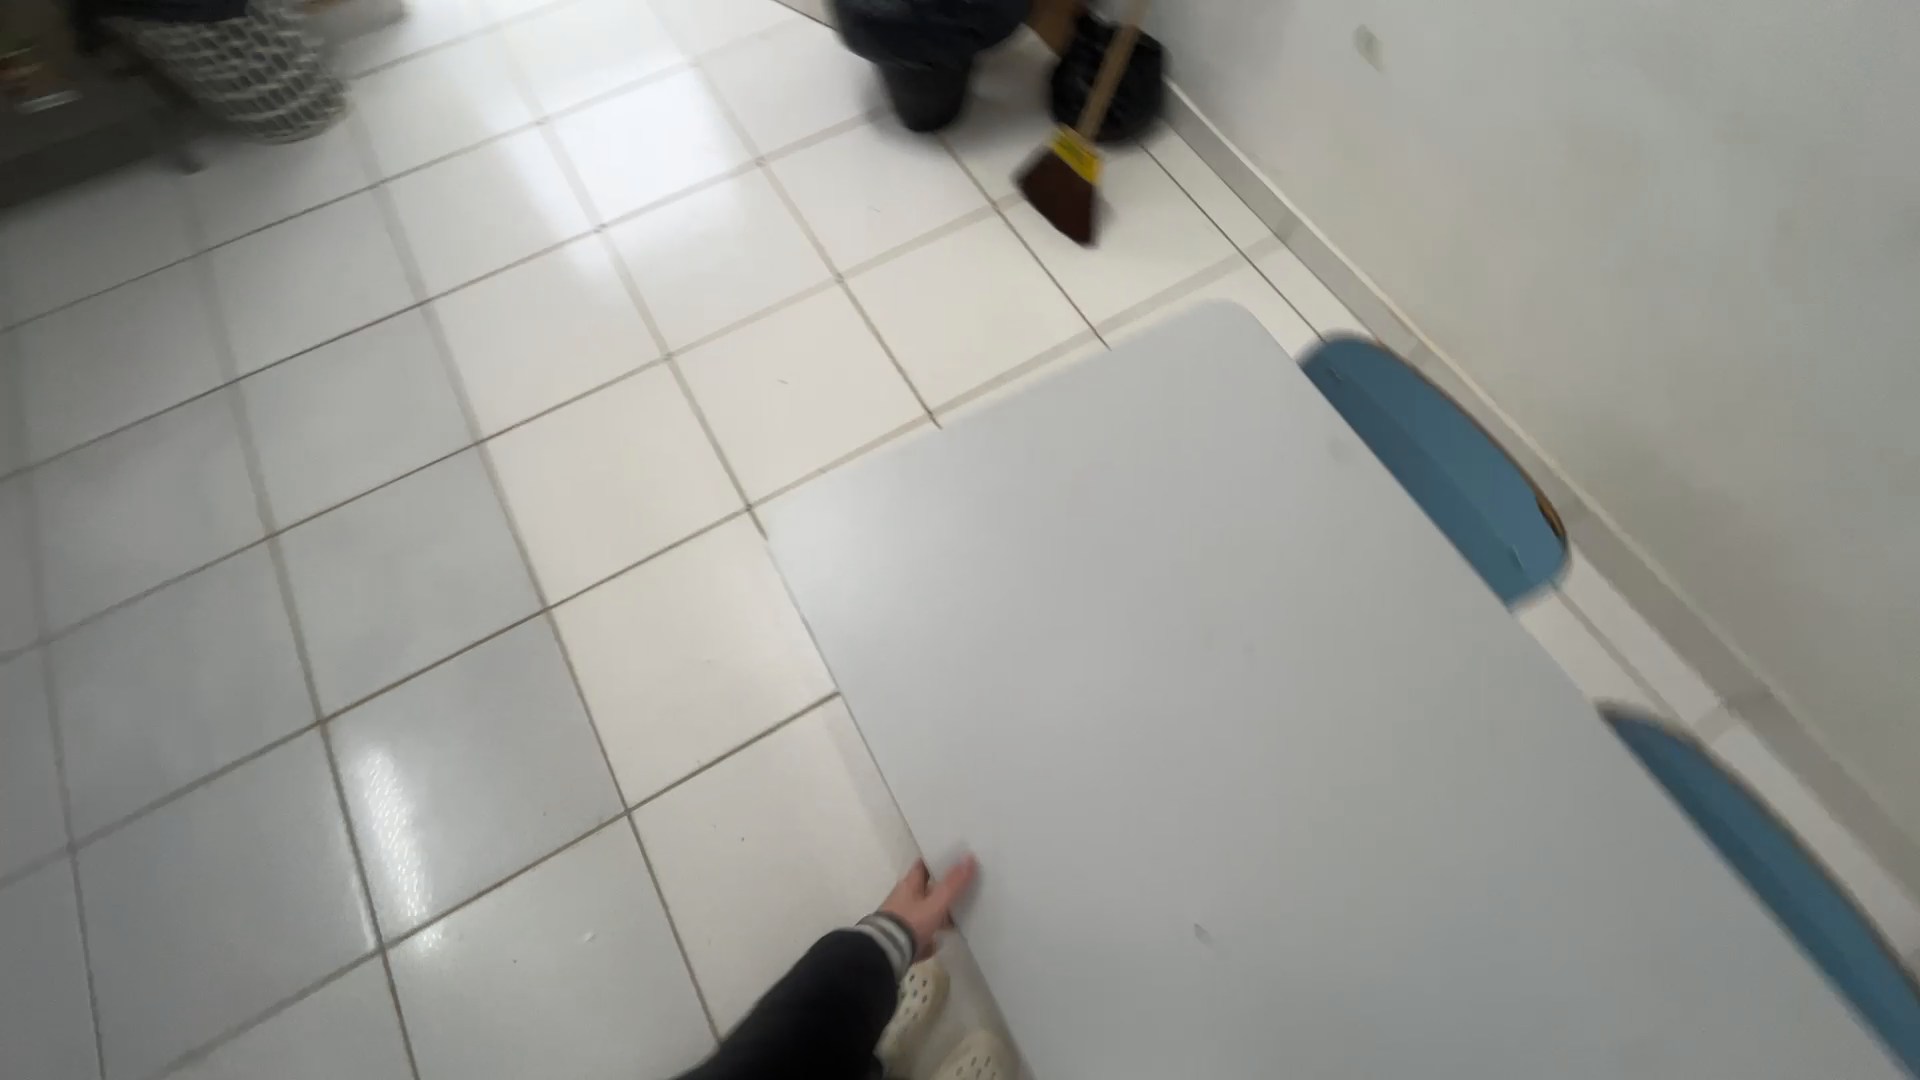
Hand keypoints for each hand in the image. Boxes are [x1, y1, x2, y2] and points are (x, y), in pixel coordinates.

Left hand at [878, 855, 978, 958]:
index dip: (936, 861)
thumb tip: (970, 857)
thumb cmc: (911, 922)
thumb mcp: (936, 904)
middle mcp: (902, 899)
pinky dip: (926, 939)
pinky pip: (916, 935)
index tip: (953, 859)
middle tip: (960, 892)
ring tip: (953, 922)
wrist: (886, 954)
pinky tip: (936, 945)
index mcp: (909, 885)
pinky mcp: (899, 939)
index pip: (922, 865)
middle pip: (924, 890)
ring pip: (921, 913)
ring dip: (934, 917)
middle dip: (940, 892)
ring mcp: (899, 919)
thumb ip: (953, 884)